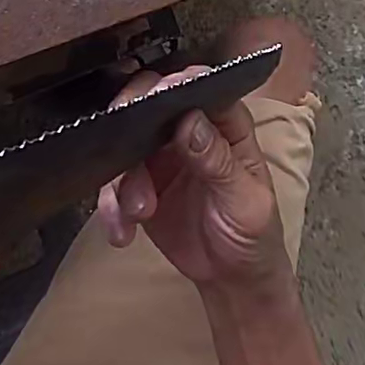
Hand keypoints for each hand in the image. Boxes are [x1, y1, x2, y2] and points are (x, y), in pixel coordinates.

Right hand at [95, 68, 290, 290]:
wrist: (231, 280)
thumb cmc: (254, 234)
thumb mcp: (245, 201)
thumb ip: (218, 162)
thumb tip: (190, 121)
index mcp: (223, 125)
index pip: (200, 87)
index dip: (177, 84)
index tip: (156, 94)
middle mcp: (187, 131)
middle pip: (150, 102)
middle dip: (130, 118)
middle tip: (121, 141)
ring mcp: (159, 155)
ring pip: (124, 142)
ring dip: (123, 178)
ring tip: (138, 211)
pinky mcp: (137, 183)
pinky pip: (113, 182)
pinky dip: (111, 205)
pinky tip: (122, 230)